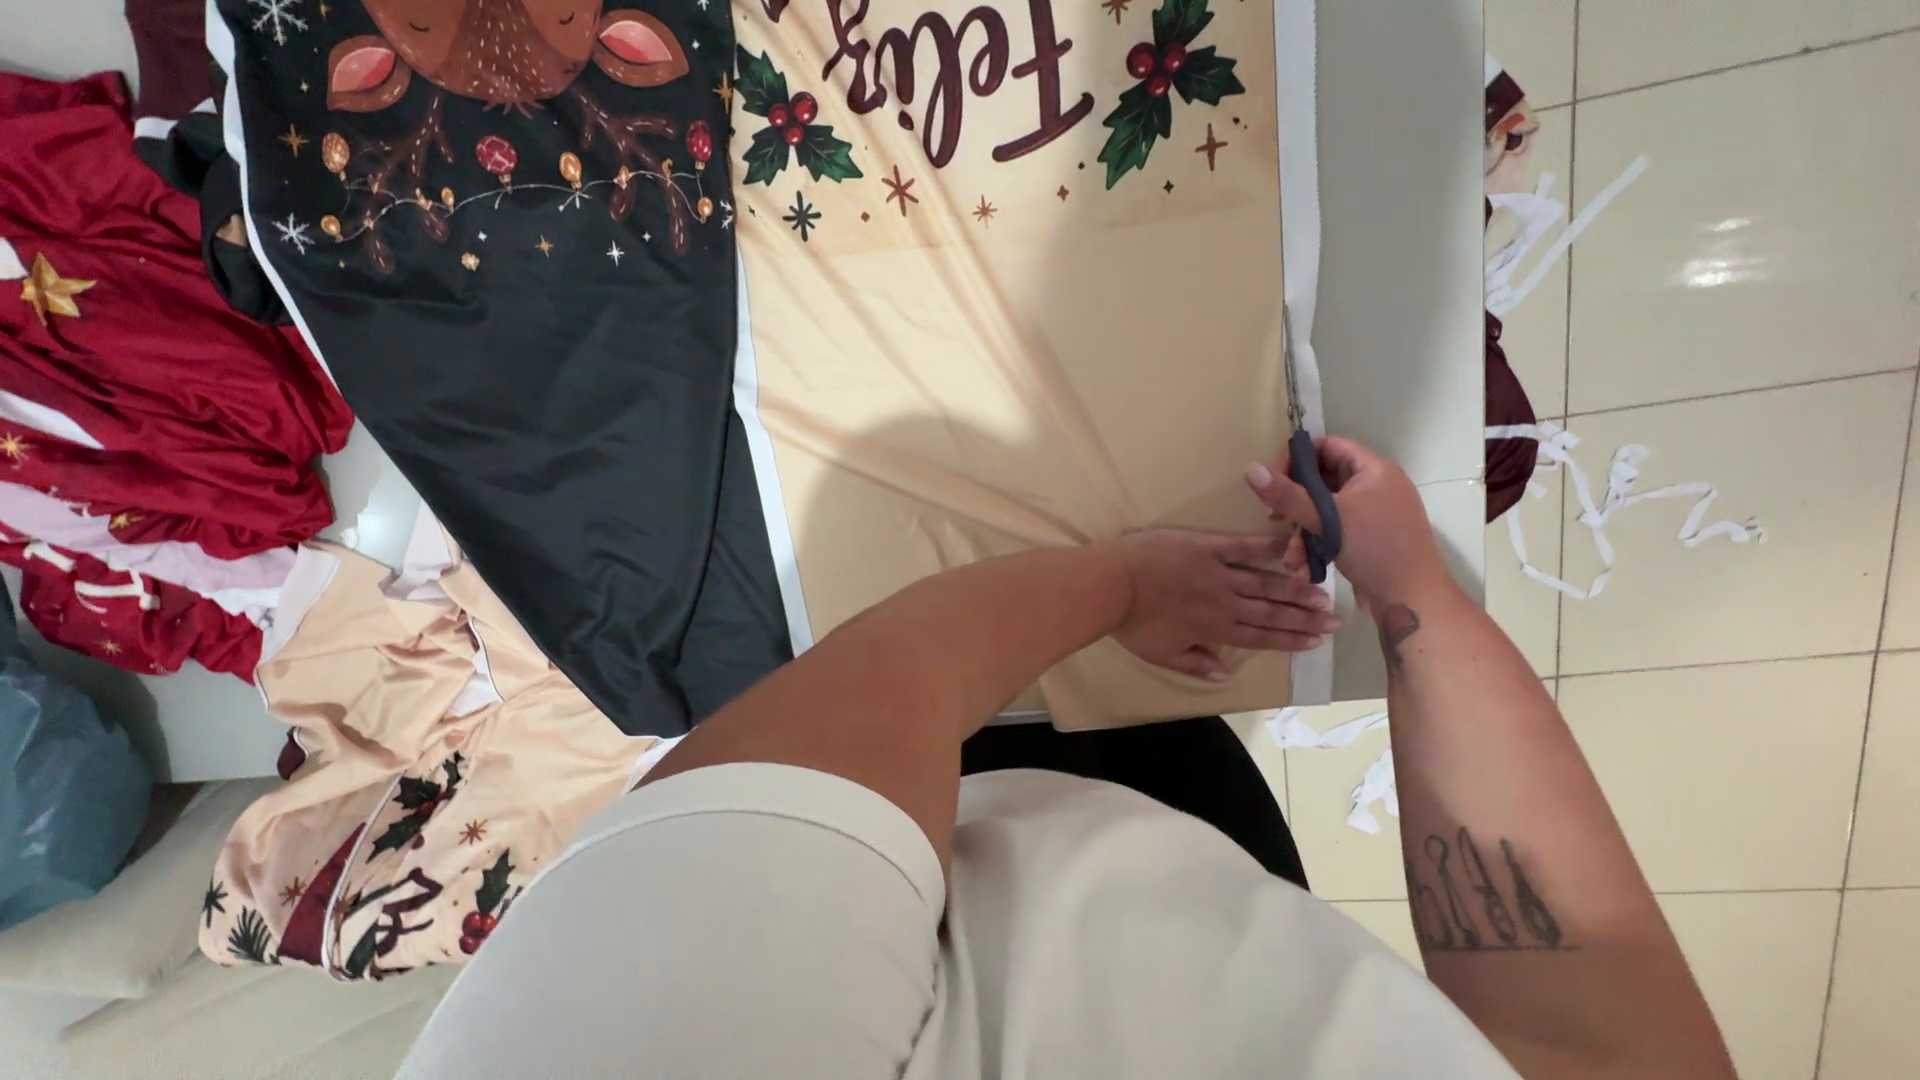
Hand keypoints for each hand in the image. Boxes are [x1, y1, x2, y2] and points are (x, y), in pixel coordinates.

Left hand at [1104, 529, 1338, 680]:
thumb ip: (1194, 664)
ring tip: (1323, 593)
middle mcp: (1224, 602)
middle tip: (1335, 621)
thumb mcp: (1159, 654)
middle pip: (1270, 611)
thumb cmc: (1131, 622)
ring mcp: (1217, 572)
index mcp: (1214, 629)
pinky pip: (1242, 546)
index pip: (1260, 637)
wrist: (1112, 584)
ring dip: (1294, 589)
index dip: (1290, 640)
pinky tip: (1290, 546)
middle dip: (1304, 617)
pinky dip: (1266, 547)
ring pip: (1265, 582)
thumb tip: (1223, 674)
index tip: (1316, 641)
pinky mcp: (1206, 546)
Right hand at [1244, 436, 1450, 612]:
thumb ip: (1287, 495)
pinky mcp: (1369, 538)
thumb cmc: (1375, 548)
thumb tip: (1250, 468)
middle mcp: (1375, 486)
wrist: (1413, 599)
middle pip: (1323, 481)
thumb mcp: (1326, 519)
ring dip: (1303, 532)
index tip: (1274, 483)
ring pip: (1325, 511)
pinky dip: (1318, 545)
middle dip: (1296, 504)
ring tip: (1291, 557)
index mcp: (1373, 470)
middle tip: (1275, 520)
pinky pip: (1335, 530)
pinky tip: (1304, 566)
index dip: (1297, 459)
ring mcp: (1373, 513)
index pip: (1328, 446)